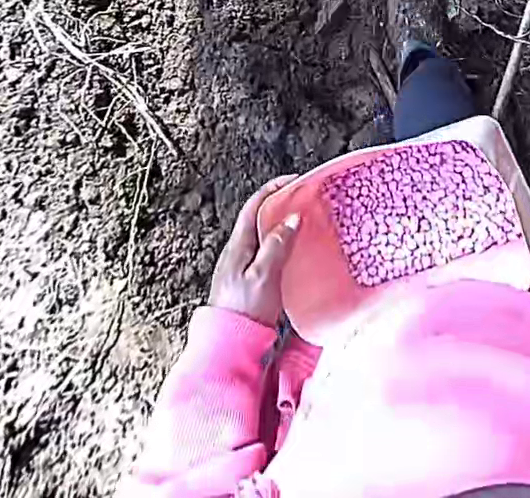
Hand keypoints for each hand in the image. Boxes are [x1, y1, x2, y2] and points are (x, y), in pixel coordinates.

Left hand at [208, 175, 299, 326]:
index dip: (272, 189)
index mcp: (238, 246)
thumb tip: (291, 218)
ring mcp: (239, 266)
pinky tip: (290, 250)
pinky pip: (264, 250)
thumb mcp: (264, 275)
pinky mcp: (246, 279)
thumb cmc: (245, 312)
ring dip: (279, 223)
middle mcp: (236, 252)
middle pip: (257, 217)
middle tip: (301, 199)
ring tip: (300, 220)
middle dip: (279, 204)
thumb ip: (277, 245)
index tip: (293, 181)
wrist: (228, 348)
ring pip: (261, 234)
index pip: (253, 206)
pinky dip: (278, 241)